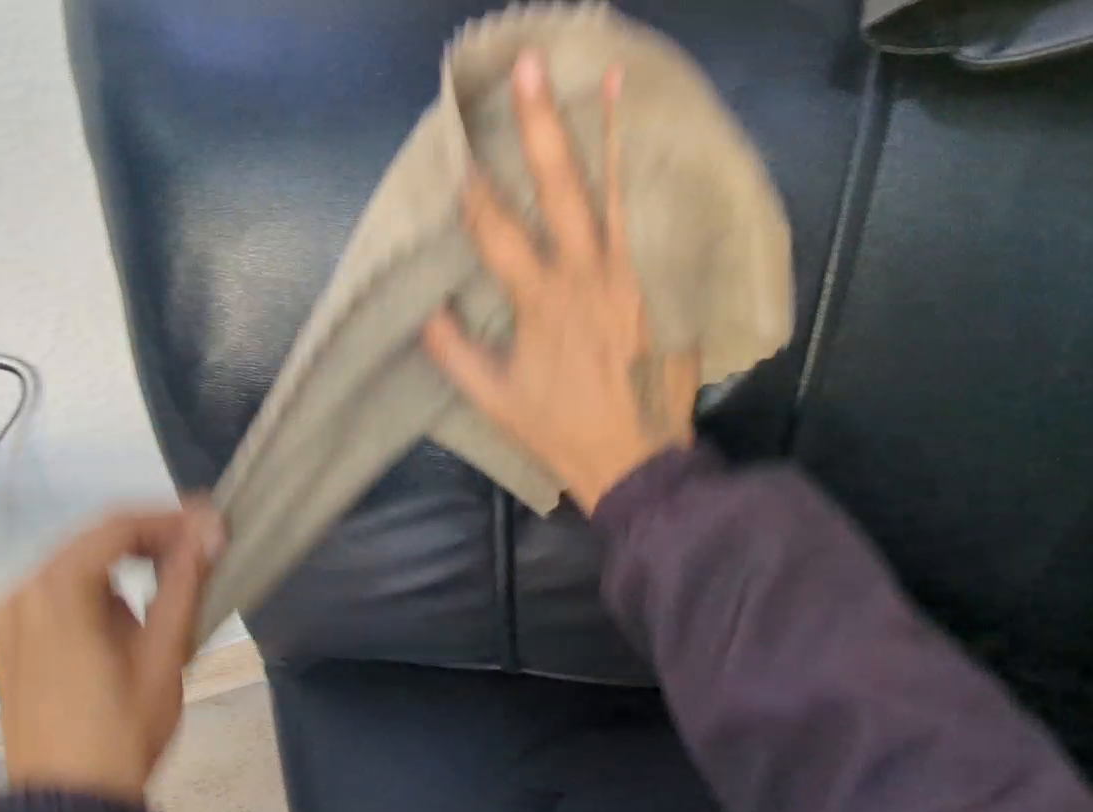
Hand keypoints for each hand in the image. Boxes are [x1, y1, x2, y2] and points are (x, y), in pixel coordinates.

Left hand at [0, 503, 224, 804]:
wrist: (71, 801)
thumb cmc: (124, 729)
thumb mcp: (165, 654)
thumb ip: (185, 583)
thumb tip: (209, 531)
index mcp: (55, 592)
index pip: (117, 528)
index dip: (171, 518)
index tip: (215, 521)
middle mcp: (21, 592)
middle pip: (93, 542)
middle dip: (151, 538)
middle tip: (204, 544)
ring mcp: (9, 617)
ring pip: (77, 566)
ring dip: (126, 563)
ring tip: (176, 578)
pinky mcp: (11, 641)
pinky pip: (60, 594)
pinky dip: (100, 589)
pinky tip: (131, 611)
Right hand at [423, 51, 699, 513]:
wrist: (637, 460)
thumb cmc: (560, 431)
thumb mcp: (492, 401)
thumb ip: (454, 351)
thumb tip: (426, 308)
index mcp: (541, 303)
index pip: (496, 231)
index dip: (473, 193)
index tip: (458, 157)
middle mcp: (589, 277)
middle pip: (560, 190)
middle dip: (539, 127)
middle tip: (529, 68)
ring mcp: (635, 278)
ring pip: (620, 193)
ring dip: (612, 133)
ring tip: (609, 76)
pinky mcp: (666, 288)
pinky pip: (656, 226)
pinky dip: (649, 185)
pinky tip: (649, 147)